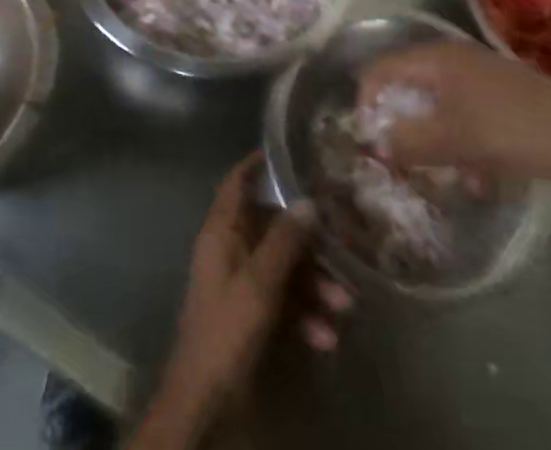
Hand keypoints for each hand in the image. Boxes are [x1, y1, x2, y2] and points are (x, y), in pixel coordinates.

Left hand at [157, 155, 344, 422]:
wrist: (206, 397)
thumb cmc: (227, 329)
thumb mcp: (259, 283)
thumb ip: (283, 242)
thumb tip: (306, 202)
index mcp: (220, 233)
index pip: (235, 185)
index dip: (255, 166)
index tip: (286, 153)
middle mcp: (228, 250)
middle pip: (271, 230)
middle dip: (308, 245)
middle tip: (345, 252)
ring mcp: (238, 283)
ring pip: (282, 269)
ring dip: (313, 287)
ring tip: (344, 308)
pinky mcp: (249, 313)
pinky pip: (281, 302)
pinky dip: (304, 316)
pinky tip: (325, 338)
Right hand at [358, 40, 550, 187]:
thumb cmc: (510, 134)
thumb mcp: (449, 142)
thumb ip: (403, 142)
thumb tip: (377, 143)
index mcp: (435, 58)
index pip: (379, 69)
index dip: (365, 101)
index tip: (370, 135)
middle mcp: (454, 55)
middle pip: (406, 83)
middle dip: (399, 119)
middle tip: (400, 151)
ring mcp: (481, 70)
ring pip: (436, 99)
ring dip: (430, 132)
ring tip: (441, 168)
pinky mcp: (503, 88)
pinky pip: (463, 107)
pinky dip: (458, 133)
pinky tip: (476, 169)